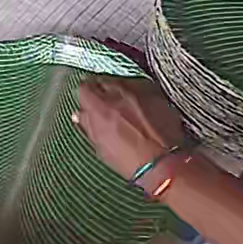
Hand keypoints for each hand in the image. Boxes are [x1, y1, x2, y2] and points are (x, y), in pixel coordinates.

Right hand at [72, 76, 187, 179]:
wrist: (162, 162)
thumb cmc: (129, 160)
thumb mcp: (100, 147)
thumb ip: (88, 126)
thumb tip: (80, 115)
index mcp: (100, 107)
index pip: (84, 88)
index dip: (85, 95)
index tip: (87, 101)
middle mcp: (118, 94)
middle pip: (103, 80)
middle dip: (101, 89)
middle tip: (103, 102)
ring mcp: (138, 91)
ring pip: (121, 81)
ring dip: (118, 90)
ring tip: (121, 105)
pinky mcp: (155, 93)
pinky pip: (139, 86)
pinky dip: (135, 93)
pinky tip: (137, 106)